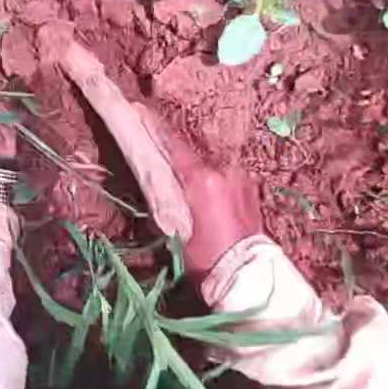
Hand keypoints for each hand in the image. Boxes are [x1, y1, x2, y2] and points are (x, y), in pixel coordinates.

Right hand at [151, 114, 263, 279]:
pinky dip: (206, 178)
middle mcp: (224, 170)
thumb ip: (163, 197)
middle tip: (149, 139)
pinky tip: (199, 192)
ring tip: (174, 172)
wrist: (250, 278)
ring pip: (206, 164)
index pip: (172, 144)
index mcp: (202, 178)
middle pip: (189, 151)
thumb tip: (151, 178)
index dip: (152, 126)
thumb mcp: (174, 228)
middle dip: (169, 147)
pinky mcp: (249, 189)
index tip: (137, 109)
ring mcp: (240, 178)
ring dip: (190, 166)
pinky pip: (220, 176)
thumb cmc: (205, 260)